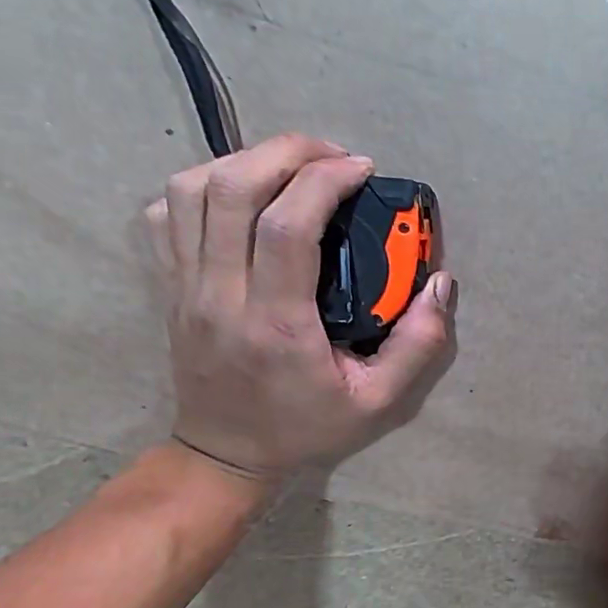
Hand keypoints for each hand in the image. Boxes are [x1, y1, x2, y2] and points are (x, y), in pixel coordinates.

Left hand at [144, 135, 456, 477]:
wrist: (223, 454)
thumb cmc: (304, 427)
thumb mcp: (379, 401)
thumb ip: (419, 344)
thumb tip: (441, 284)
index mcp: (276, 322)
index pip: (287, 224)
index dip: (326, 180)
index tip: (362, 170)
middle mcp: (220, 294)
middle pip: (234, 188)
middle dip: (288, 152)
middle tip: (333, 158)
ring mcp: (184, 286)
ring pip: (191, 188)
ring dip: (245, 160)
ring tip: (292, 169)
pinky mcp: (168, 284)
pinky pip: (166, 211)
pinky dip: (203, 184)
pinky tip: (243, 194)